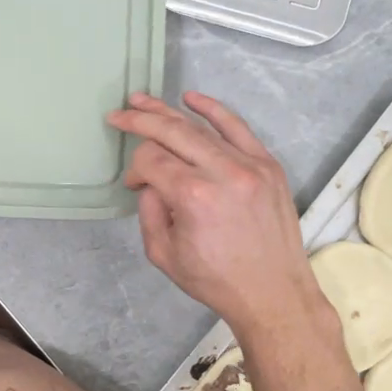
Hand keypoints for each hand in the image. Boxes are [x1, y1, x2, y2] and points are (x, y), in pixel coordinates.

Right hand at [108, 93, 331, 341]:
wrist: (273, 292)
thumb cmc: (214, 279)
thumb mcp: (162, 253)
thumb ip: (149, 209)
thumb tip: (150, 182)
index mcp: (192, 196)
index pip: (151, 161)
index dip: (135, 170)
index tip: (134, 187)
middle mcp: (222, 172)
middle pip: (172, 132)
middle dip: (140, 120)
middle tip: (118, 114)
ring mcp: (250, 165)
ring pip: (201, 126)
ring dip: (168, 111)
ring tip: (142, 100)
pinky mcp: (268, 165)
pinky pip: (238, 128)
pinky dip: (214, 110)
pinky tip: (191, 99)